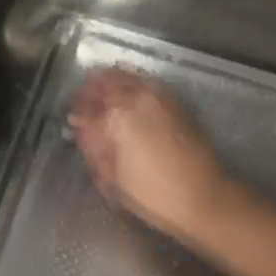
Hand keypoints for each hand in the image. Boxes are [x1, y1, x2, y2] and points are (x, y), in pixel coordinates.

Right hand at [70, 70, 232, 239]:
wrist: (203, 198)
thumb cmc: (153, 195)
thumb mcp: (113, 179)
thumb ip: (95, 148)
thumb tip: (84, 130)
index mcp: (118, 117)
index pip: (88, 105)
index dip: (77, 112)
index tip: (72, 119)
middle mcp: (138, 99)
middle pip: (108, 81)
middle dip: (93, 90)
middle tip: (86, 101)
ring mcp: (160, 98)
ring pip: (130, 77)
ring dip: (114, 82)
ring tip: (106, 94)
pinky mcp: (177, 104)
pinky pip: (148, 84)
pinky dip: (135, 84)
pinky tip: (131, 98)